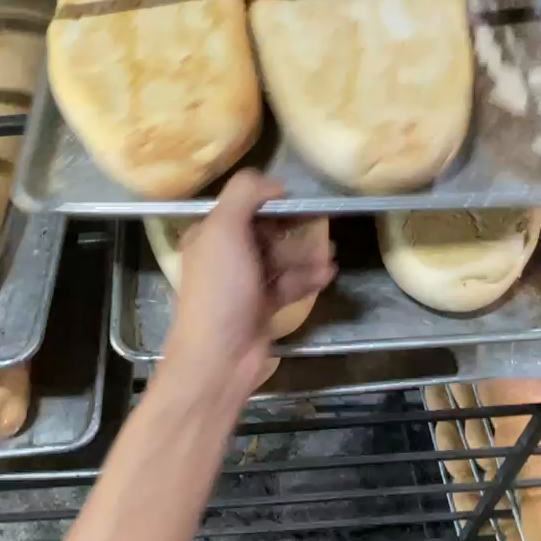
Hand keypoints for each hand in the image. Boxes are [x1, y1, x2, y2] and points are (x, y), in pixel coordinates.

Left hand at [160, 171, 335, 398]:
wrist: (220, 357)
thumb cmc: (221, 289)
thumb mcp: (224, 230)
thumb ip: (245, 195)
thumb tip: (273, 184)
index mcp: (209, 235)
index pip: (241, 207)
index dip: (269, 201)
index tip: (299, 200)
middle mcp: (224, 256)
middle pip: (264, 232)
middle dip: (294, 229)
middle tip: (323, 223)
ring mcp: (243, 284)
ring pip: (279, 259)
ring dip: (305, 255)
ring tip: (331, 253)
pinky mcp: (261, 307)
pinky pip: (288, 285)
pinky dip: (306, 279)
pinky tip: (327, 274)